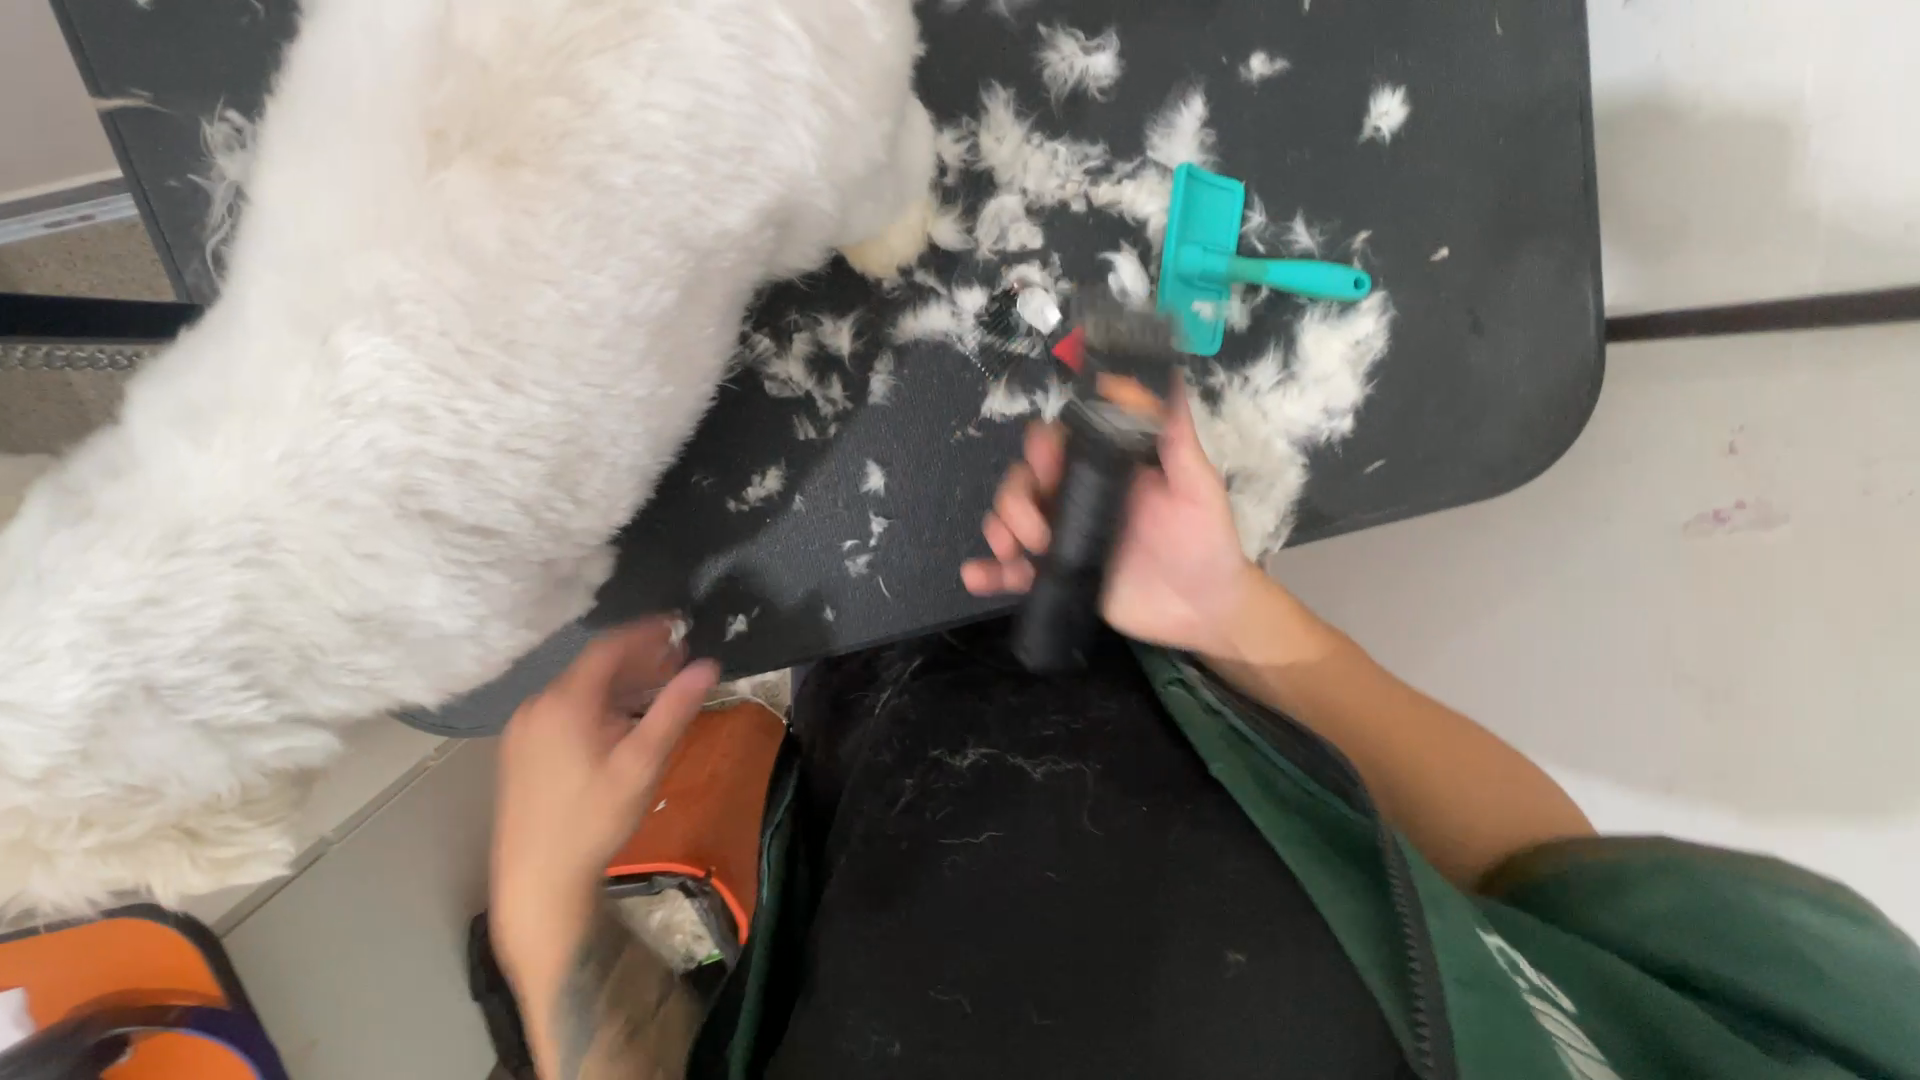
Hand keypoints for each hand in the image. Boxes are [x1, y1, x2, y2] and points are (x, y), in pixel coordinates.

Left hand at [489, 618, 718, 1006]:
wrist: (538, 880)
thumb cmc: (595, 819)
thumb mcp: (643, 763)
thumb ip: (674, 709)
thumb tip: (708, 665)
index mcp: (564, 702)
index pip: (608, 647)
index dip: (646, 633)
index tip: (679, 627)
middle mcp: (537, 705)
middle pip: (594, 667)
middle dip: (639, 659)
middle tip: (679, 661)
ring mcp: (524, 728)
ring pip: (581, 689)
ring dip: (621, 683)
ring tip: (660, 689)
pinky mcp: (521, 750)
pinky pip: (566, 709)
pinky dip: (600, 704)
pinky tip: (624, 721)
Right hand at [961, 381, 1271, 658]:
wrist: (1205, 610)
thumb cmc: (1205, 541)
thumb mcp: (1196, 483)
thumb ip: (1173, 434)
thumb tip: (1154, 377)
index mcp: (1103, 471)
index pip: (1057, 445)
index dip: (1041, 448)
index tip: (1046, 461)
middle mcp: (1076, 499)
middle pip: (1023, 482)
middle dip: (1014, 498)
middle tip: (1037, 530)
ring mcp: (1062, 539)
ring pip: (1010, 520)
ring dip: (998, 528)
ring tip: (1013, 552)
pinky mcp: (1056, 576)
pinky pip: (1014, 572)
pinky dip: (989, 572)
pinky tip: (976, 576)